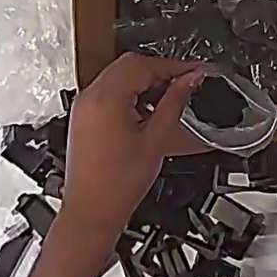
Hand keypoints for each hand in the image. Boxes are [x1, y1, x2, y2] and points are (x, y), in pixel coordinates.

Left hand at [60, 54, 202, 240]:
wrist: (91, 212)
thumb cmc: (117, 184)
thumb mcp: (156, 138)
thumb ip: (175, 102)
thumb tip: (190, 79)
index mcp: (107, 100)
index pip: (143, 65)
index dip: (172, 66)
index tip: (192, 71)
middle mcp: (90, 98)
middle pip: (129, 65)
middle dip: (158, 70)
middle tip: (183, 82)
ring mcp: (83, 107)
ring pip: (118, 75)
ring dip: (144, 81)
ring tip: (167, 99)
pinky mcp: (83, 117)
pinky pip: (108, 91)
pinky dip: (129, 93)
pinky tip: (146, 111)